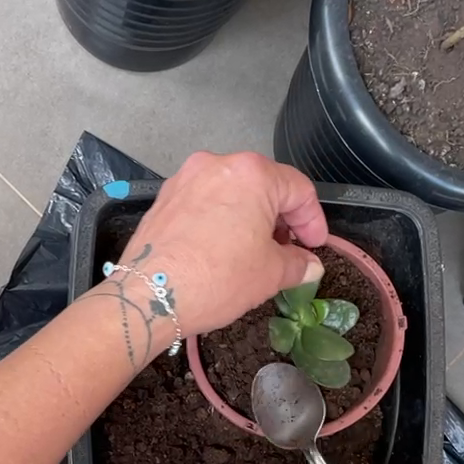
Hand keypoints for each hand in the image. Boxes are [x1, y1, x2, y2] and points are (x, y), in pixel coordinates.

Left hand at [120, 151, 327, 335]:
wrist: (149, 297)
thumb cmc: (214, 279)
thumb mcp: (268, 274)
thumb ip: (296, 264)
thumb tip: (309, 265)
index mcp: (251, 173)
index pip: (298, 189)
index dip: (313, 220)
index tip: (314, 245)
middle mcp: (215, 166)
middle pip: (262, 187)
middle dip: (278, 220)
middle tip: (286, 251)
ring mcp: (184, 181)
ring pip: (229, 195)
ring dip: (247, 221)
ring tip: (252, 255)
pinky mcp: (162, 202)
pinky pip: (201, 206)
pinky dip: (217, 224)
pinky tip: (220, 252)